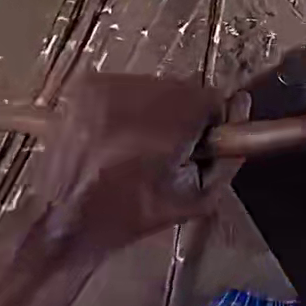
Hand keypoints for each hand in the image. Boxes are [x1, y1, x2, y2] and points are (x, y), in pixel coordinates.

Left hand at [31, 74, 236, 258]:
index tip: (195, 146)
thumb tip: (242, 104)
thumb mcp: (194, 199)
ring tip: (137, 144)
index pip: (209, 97)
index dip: (207, 122)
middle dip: (181, 115)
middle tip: (165, 149)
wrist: (63, 220)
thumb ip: (228, 155)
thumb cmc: (132, 215)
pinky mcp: (87, 85)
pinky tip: (116, 135)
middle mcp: (135, 92)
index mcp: (165, 121)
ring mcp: (107, 85)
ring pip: (154, 85)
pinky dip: (128, 106)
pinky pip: (126, 86)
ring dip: (155, 108)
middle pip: (181, 88)